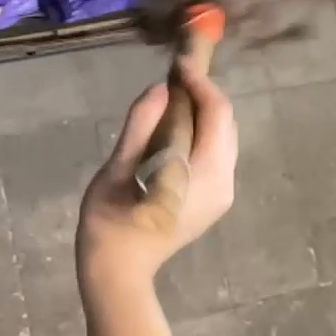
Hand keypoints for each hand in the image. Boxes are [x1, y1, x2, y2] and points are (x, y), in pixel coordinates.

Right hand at [77, 60, 238, 288]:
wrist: (119, 272)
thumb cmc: (109, 223)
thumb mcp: (116, 170)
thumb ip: (140, 126)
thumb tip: (160, 88)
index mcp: (200, 176)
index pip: (215, 113)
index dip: (198, 82)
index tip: (175, 63)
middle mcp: (223, 183)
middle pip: (225, 122)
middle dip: (202, 93)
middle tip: (171, 75)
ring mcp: (223, 193)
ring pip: (225, 136)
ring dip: (203, 111)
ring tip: (171, 96)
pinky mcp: (216, 198)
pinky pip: (217, 152)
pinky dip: (202, 131)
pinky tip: (175, 127)